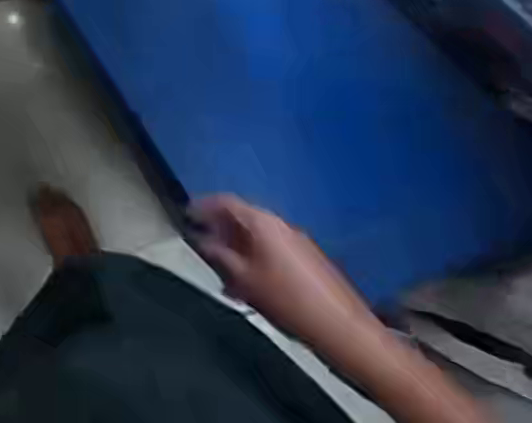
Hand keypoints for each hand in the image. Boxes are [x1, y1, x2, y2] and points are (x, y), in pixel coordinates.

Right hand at [188, 195, 381, 352]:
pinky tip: (250, 284)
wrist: (344, 330)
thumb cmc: (287, 300)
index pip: (226, 202)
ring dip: (238, 249)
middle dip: (220, 230)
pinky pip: (272, 250)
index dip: (203, 205)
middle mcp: (280, 225)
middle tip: (204, 245)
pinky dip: (255, 258)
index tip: (187, 214)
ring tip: (225, 272)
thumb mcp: (244, 278)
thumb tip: (204, 242)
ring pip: (257, 237)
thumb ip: (219, 255)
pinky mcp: (308, 260)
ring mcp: (297, 242)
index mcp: (263, 223)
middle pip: (242, 218)